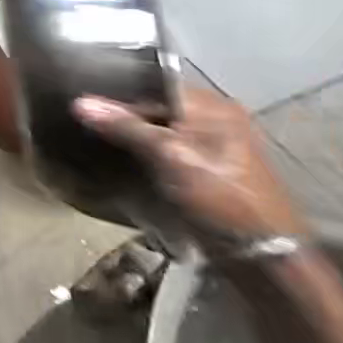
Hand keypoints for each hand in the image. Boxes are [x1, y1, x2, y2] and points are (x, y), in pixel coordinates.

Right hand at [73, 87, 305, 245]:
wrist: (263, 258)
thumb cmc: (220, 197)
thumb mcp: (168, 157)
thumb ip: (125, 126)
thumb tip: (79, 103)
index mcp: (212, 106)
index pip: (151, 83)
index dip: (116, 89)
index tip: (82, 96)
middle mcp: (214, 118)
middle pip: (152, 104)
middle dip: (120, 112)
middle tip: (82, 116)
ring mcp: (211, 143)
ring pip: (155, 126)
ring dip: (129, 132)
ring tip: (91, 131)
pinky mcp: (204, 166)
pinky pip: (163, 145)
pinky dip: (141, 148)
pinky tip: (117, 152)